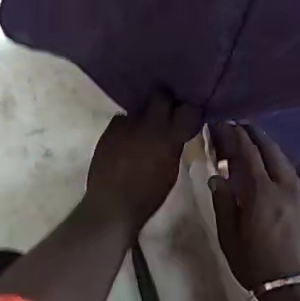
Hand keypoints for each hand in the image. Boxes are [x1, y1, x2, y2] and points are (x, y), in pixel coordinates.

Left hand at [84, 93, 201, 229]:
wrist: (112, 204)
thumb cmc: (148, 195)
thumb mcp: (171, 170)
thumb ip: (174, 146)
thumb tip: (177, 133)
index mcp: (170, 138)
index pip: (188, 110)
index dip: (190, 109)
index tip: (189, 112)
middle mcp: (150, 125)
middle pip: (161, 96)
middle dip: (166, 100)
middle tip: (167, 110)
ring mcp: (127, 125)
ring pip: (139, 107)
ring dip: (145, 114)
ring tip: (144, 126)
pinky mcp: (109, 130)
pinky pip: (122, 119)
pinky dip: (127, 125)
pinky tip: (126, 137)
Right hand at [206, 122, 299, 293]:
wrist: (298, 289)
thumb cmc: (257, 267)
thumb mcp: (230, 239)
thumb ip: (223, 204)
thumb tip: (217, 177)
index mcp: (261, 193)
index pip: (247, 154)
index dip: (235, 136)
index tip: (224, 124)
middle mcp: (283, 187)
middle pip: (270, 150)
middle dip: (254, 134)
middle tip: (239, 124)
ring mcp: (298, 195)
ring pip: (283, 160)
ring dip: (268, 146)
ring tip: (254, 140)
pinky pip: (290, 173)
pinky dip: (277, 161)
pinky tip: (270, 166)